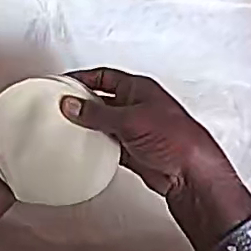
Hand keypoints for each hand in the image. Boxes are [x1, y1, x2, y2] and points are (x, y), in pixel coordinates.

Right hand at [59, 68, 250, 250]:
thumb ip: (97, 113)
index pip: (104, 77)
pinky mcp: (133, 150)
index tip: (63, 84)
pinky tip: (84, 147)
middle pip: (101, 100)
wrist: (190, 173)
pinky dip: (95, 146)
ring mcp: (135, 129)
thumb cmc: (176, 139)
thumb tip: (72, 105)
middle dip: (81, 103)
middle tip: (60, 107)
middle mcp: (137, 106)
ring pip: (103, 124)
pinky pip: (107, 144)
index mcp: (139, 89)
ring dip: (87, 127)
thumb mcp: (129, 119)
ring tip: (66, 128)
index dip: (83, 78)